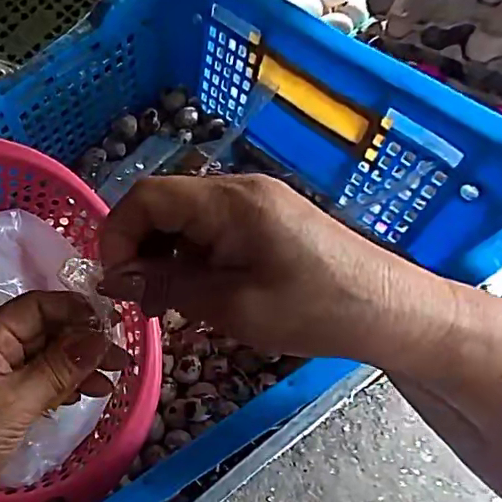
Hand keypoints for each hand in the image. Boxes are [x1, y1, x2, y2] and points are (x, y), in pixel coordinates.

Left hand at [0, 291, 129, 501]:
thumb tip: (100, 337)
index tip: (114, 325)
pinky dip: (60, 384)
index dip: (76, 311)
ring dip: (77, 366)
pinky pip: (36, 378)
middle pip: (43, 330)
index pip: (36, 306)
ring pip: (44, 355)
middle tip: (122, 359)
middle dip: (83, 342)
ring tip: (112, 380)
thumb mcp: (16, 402)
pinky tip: (88, 392)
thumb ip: (59, 368)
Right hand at [97, 175, 457, 365]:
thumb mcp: (230, 306)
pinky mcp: (260, 219)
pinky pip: (204, 229)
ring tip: (162, 300)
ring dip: (159, 255)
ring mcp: (250, 202)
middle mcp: (236, 189)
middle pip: (159, 204)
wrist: (391, 311)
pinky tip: (192, 290)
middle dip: (135, 247)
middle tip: (136, 297)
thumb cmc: (313, 310)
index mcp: (229, 201)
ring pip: (178, 218)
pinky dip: (185, 257)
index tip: (114, 281)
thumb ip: (164, 287)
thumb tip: (111, 281)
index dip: (117, 235)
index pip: (145, 197)